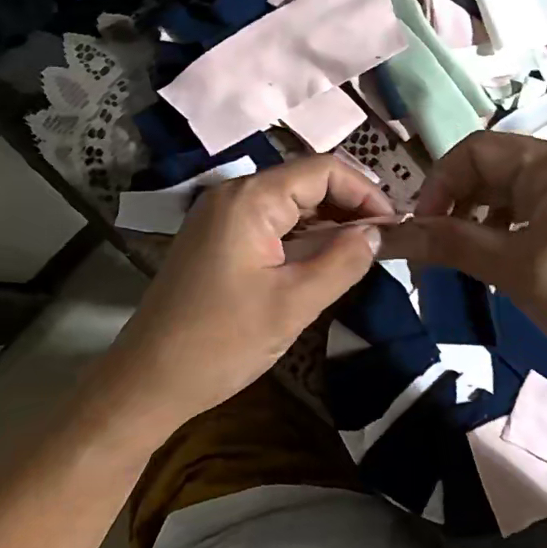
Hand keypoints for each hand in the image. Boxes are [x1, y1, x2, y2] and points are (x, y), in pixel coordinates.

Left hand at [100, 155, 393, 427]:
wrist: (150, 377)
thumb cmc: (222, 341)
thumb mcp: (293, 303)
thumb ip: (342, 261)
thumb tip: (376, 232)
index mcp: (248, 199)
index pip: (320, 170)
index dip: (364, 191)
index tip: (396, 226)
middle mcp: (230, 197)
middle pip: (302, 184)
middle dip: (347, 208)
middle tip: (386, 245)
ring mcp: (217, 220)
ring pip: (285, 208)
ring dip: (324, 227)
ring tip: (362, 257)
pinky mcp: (213, 244)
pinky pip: (265, 229)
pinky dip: (297, 242)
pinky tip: (322, 264)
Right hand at [380, 132, 546, 392]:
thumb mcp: (515, 268)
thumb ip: (447, 242)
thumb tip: (384, 233)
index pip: (476, 150)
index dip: (438, 184)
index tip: (419, 229)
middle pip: (492, 171)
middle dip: (454, 206)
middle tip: (431, 251)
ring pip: (509, 197)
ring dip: (474, 224)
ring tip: (459, 262)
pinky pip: (533, 217)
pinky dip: (502, 236)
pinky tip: (497, 265)